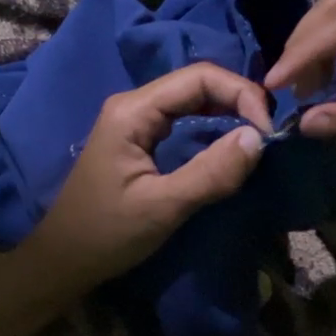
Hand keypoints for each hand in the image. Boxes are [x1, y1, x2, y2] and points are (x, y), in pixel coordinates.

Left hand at [20, 63, 269, 297]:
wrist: (64, 258)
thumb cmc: (107, 233)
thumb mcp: (163, 207)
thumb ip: (210, 172)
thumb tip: (258, 138)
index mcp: (133, 110)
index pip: (198, 77)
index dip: (240, 93)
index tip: (268, 130)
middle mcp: (133, 104)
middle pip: (196, 82)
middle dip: (238, 99)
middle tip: (271, 133)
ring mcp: (134, 120)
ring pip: (191, 99)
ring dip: (228, 110)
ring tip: (259, 137)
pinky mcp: (139, 138)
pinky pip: (182, 118)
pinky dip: (212, 125)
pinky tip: (232, 144)